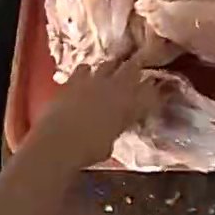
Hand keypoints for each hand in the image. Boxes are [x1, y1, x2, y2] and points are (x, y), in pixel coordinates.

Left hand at [26, 60, 157, 167]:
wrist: (60, 140)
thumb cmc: (88, 150)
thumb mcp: (108, 145)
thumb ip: (114, 130)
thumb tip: (112, 128)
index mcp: (128, 107)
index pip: (148, 93)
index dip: (152, 89)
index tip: (154, 86)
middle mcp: (115, 89)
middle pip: (131, 70)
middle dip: (136, 67)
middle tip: (138, 65)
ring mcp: (94, 81)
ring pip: (109, 64)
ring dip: (112, 66)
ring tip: (113, 66)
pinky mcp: (74, 79)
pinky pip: (84, 68)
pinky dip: (87, 70)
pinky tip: (86, 72)